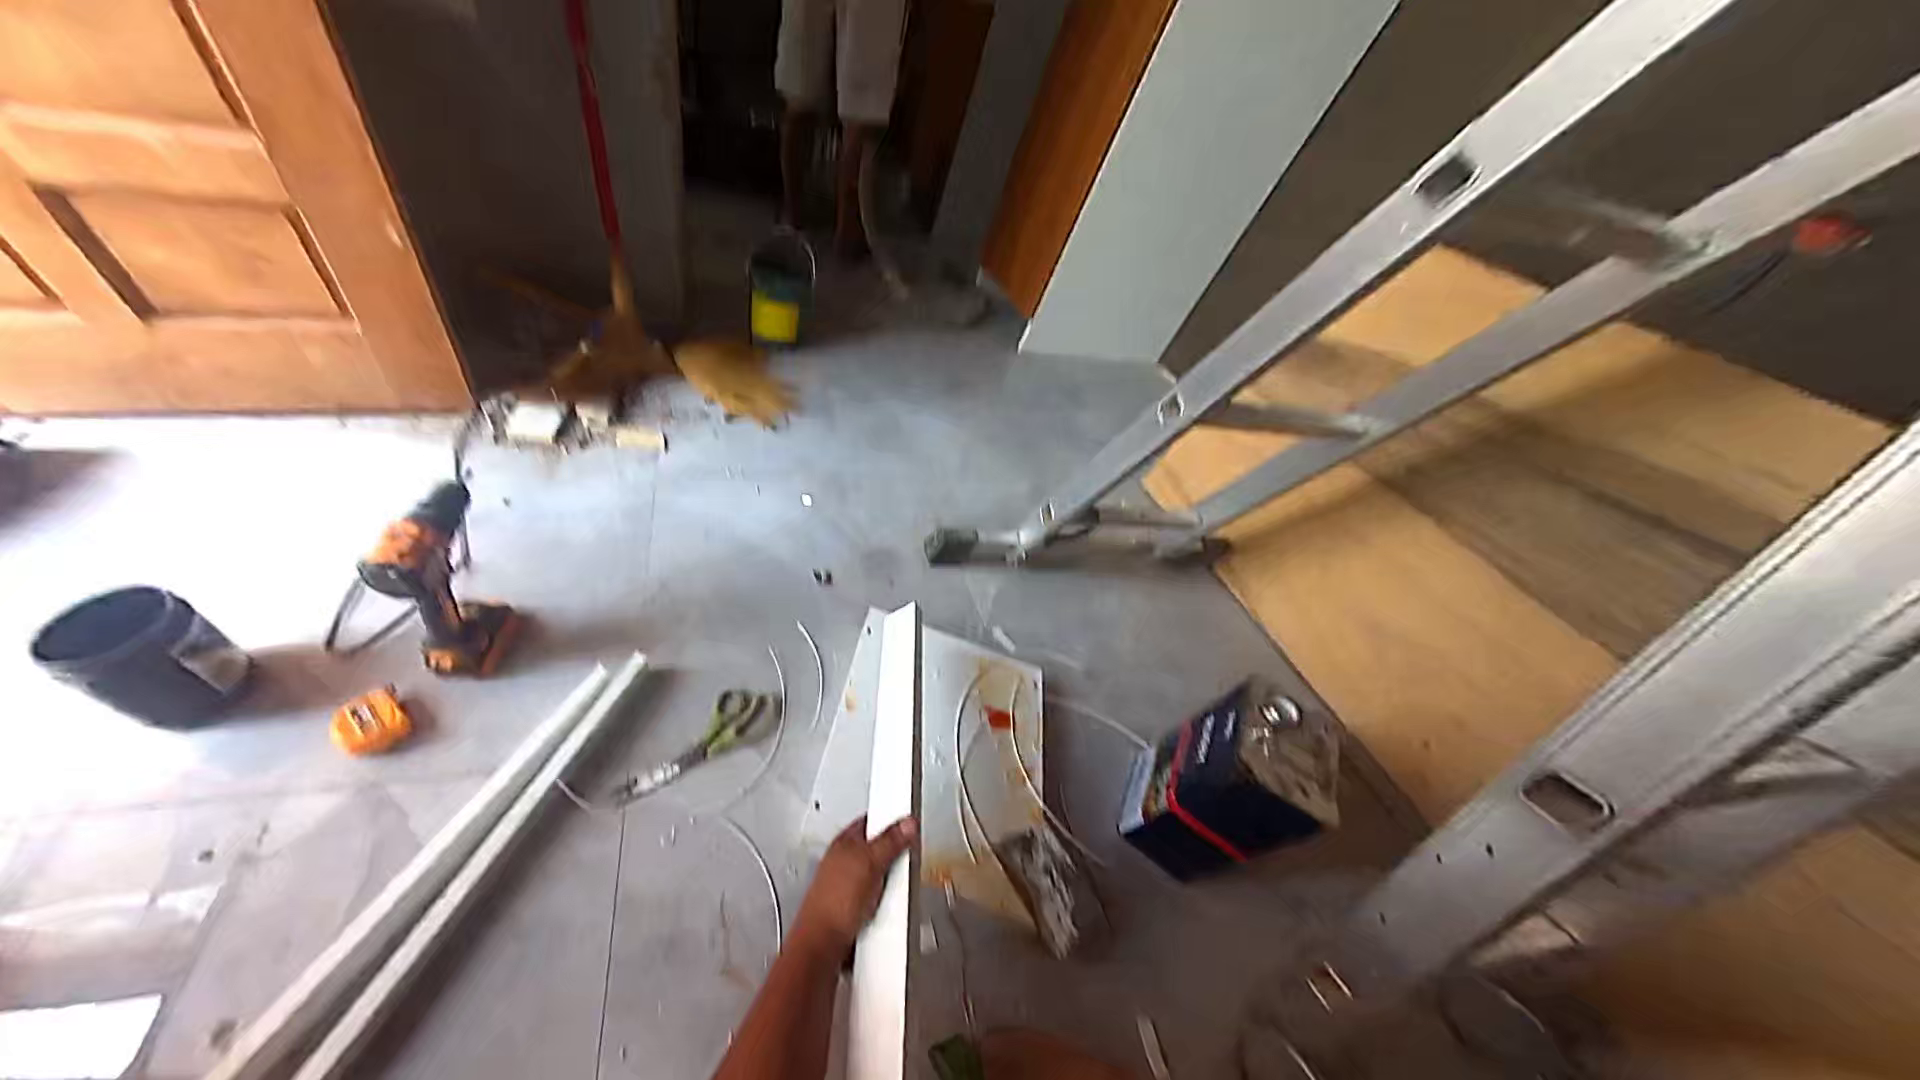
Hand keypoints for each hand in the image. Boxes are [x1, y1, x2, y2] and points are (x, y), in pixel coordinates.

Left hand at [795, 815, 916, 957]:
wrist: (823, 946)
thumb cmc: (833, 902)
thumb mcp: (871, 862)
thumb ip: (891, 841)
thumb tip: (907, 824)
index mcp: (844, 842)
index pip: (872, 820)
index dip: (891, 820)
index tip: (908, 824)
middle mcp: (844, 862)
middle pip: (879, 850)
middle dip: (893, 857)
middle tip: (902, 862)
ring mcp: (850, 886)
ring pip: (880, 876)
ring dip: (890, 883)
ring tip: (891, 891)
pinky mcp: (856, 908)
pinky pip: (879, 898)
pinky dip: (885, 902)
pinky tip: (885, 907)